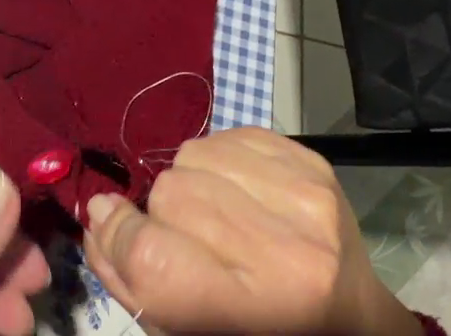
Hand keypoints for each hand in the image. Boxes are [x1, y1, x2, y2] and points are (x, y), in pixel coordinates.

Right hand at [83, 127, 421, 335]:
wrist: (352, 323)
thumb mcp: (185, 332)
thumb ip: (130, 278)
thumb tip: (97, 213)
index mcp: (255, 310)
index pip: (152, 254)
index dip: (119, 237)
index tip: (114, 230)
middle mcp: (288, 251)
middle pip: (171, 194)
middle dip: (161, 214)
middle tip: (184, 240)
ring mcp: (305, 198)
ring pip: (194, 155)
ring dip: (188, 181)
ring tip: (214, 214)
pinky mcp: (310, 161)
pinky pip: (228, 134)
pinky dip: (217, 159)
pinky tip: (237, 191)